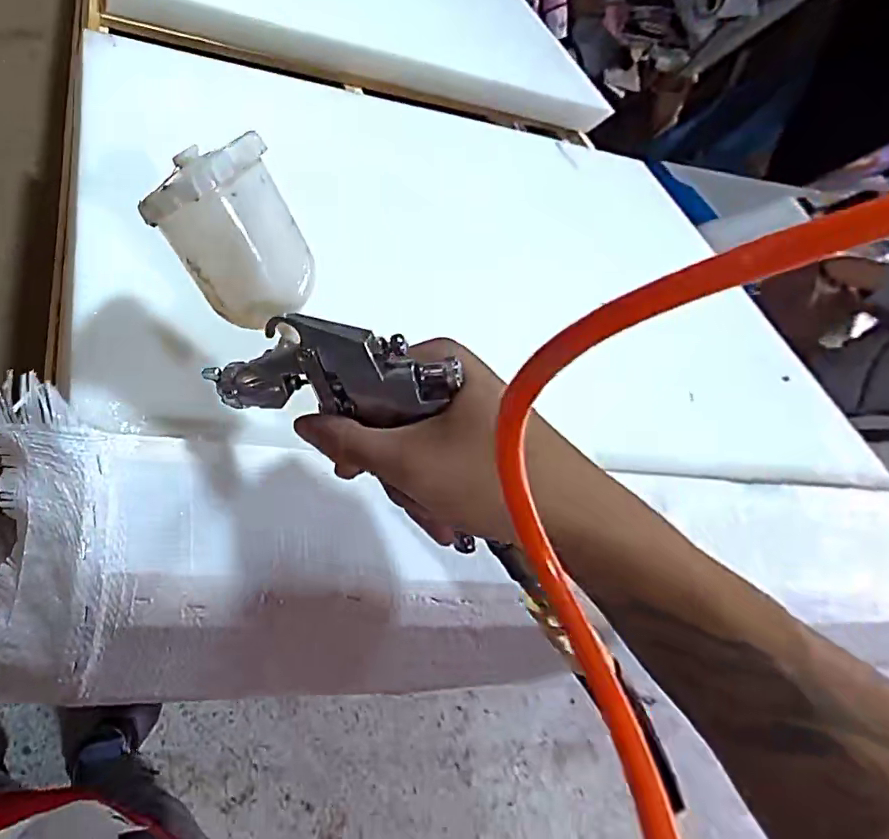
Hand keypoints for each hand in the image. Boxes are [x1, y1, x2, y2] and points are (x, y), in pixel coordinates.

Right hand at [292, 339, 632, 553]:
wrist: (583, 528)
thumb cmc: (492, 480)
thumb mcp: (406, 461)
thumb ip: (347, 440)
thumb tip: (305, 423)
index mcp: (439, 361)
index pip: (363, 375)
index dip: (343, 413)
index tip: (342, 452)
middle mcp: (452, 377)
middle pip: (383, 412)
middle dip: (384, 460)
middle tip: (388, 485)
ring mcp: (468, 409)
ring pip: (406, 440)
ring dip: (407, 481)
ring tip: (430, 511)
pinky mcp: (480, 440)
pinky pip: (432, 454)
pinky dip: (429, 486)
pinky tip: (444, 515)